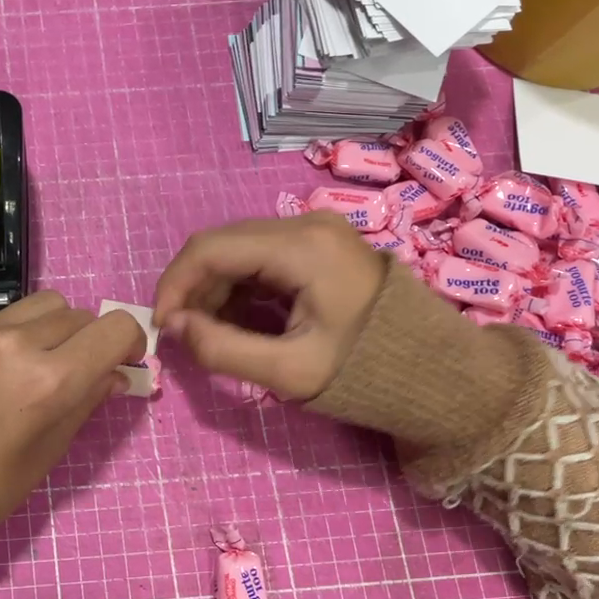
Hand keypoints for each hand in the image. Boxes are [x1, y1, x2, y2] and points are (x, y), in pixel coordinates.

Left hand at [0, 291, 147, 526]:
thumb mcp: (54, 448)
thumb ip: (89, 400)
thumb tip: (116, 374)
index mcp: (51, 381)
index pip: (115, 329)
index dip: (130, 342)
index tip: (124, 362)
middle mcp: (21, 344)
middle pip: (81, 315)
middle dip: (93, 340)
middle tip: (84, 370)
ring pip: (48, 304)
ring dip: (60, 326)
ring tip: (48, 360)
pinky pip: (11, 314)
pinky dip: (25, 329)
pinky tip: (13, 363)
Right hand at [153, 212, 384, 401]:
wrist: (437, 374)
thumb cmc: (365, 374)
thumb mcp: (289, 372)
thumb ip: (222, 349)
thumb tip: (173, 326)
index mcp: (302, 247)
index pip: (210, 248)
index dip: (174, 284)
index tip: (161, 326)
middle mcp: (306, 224)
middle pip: (221, 243)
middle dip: (191, 288)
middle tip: (183, 334)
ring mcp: (314, 231)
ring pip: (237, 249)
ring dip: (212, 289)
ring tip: (209, 333)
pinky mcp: (318, 245)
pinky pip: (258, 257)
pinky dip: (236, 287)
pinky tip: (235, 320)